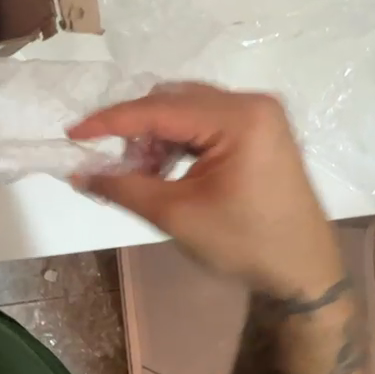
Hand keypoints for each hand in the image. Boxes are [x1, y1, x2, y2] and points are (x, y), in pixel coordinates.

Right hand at [70, 84, 342, 298]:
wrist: (302, 271)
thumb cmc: (243, 242)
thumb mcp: (174, 215)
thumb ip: (121, 187)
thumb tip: (79, 173)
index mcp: (239, 118)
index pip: (158, 109)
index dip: (109, 121)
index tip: (72, 134)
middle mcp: (252, 104)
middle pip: (171, 102)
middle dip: (135, 132)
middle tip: (115, 168)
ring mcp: (259, 116)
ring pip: (185, 111)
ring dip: (154, 138)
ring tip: (143, 175)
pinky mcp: (259, 131)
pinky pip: (202, 123)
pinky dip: (176, 142)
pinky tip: (165, 170)